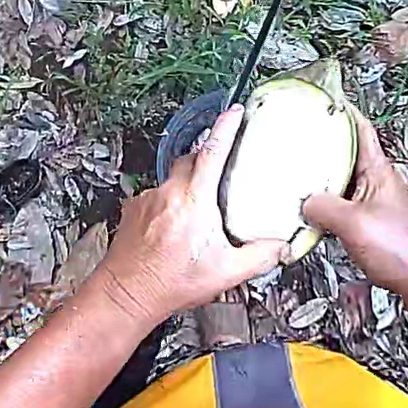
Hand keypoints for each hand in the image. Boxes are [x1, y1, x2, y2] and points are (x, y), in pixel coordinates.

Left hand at [91, 106, 290, 326]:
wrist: (126, 295)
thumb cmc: (169, 284)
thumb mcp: (225, 273)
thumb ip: (259, 257)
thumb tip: (282, 247)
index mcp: (194, 202)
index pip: (212, 152)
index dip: (226, 128)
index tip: (235, 111)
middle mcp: (169, 193)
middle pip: (192, 158)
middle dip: (207, 159)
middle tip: (220, 173)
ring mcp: (149, 198)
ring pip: (174, 177)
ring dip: (187, 185)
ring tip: (196, 211)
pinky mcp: (135, 207)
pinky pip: (158, 193)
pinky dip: (169, 201)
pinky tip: (174, 225)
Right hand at [302, 108, 407, 297]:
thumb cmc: (399, 248)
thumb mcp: (353, 222)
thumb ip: (323, 207)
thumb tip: (304, 202)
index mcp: (377, 170)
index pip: (361, 129)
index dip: (344, 112)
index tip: (327, 99)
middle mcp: (376, 180)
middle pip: (347, 152)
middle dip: (325, 142)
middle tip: (300, 135)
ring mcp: (372, 200)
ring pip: (342, 178)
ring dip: (323, 174)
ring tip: (297, 169)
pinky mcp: (368, 219)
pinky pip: (341, 200)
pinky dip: (325, 199)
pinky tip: (310, 207)